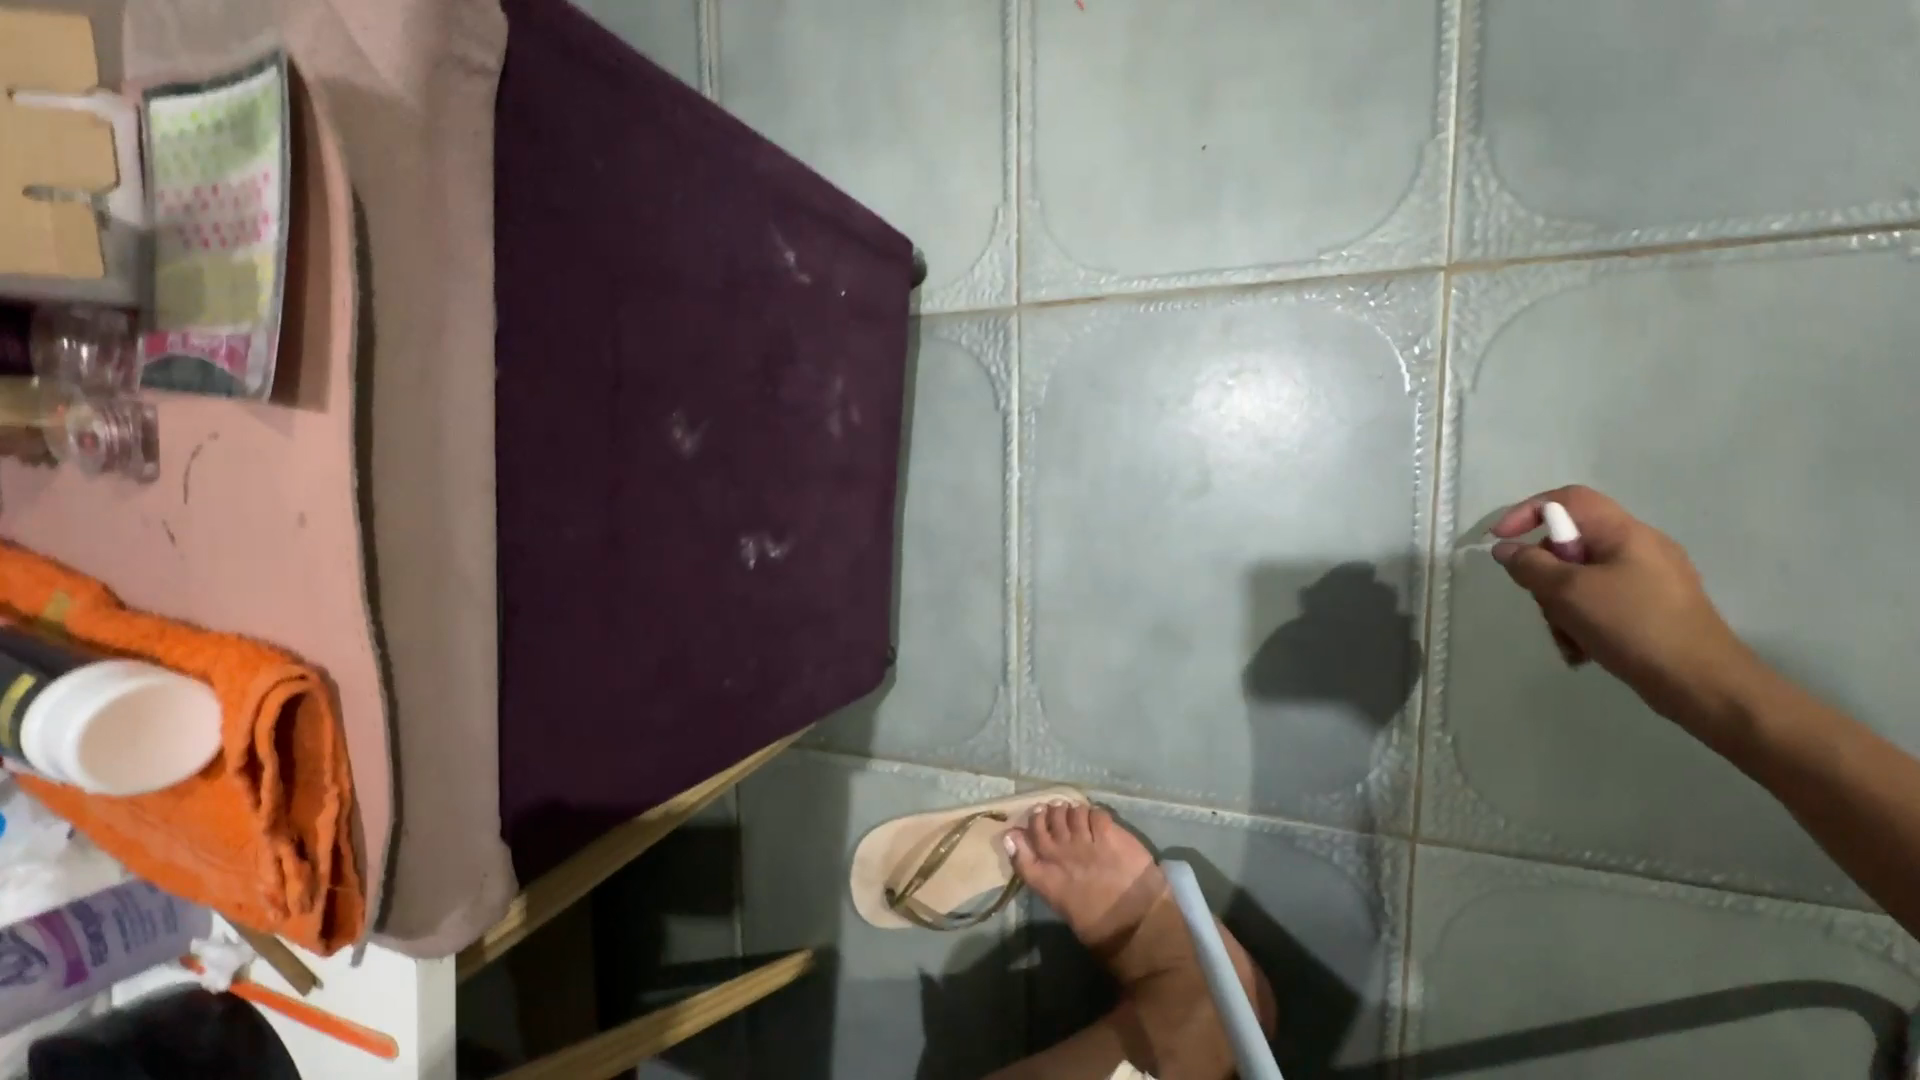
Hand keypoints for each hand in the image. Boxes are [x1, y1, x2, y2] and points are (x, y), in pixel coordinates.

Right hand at [1490, 486, 1757, 727]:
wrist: (1700, 681)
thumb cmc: (1633, 625)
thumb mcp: (1568, 591)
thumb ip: (1530, 565)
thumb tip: (1506, 550)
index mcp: (1625, 533)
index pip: (1567, 499)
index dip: (1526, 512)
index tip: (1499, 542)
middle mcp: (1638, 548)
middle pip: (1569, 545)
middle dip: (1544, 575)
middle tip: (1543, 602)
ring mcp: (1646, 579)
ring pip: (1579, 578)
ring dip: (1560, 605)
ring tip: (1568, 636)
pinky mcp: (1649, 607)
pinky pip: (1599, 602)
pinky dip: (1581, 621)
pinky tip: (1583, 648)